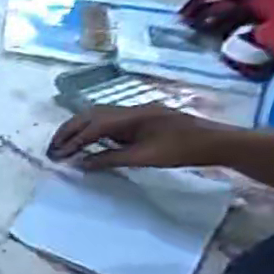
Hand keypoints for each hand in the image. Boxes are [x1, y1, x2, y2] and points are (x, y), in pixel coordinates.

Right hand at [46, 105, 234, 170]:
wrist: (220, 143)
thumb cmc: (183, 151)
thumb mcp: (144, 158)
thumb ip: (109, 159)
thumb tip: (80, 164)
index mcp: (132, 117)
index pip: (92, 127)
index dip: (71, 142)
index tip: (57, 157)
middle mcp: (131, 110)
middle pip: (89, 116)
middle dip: (67, 132)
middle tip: (53, 150)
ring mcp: (137, 113)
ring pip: (97, 116)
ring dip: (78, 130)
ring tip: (65, 145)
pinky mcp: (142, 119)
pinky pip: (108, 121)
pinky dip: (91, 130)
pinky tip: (88, 142)